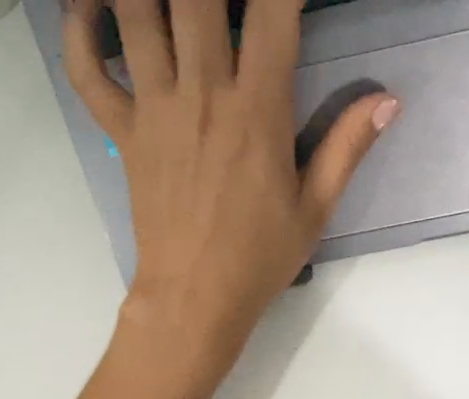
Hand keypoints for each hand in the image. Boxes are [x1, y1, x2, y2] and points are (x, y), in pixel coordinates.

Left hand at [64, 0, 399, 370]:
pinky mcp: (122, 130)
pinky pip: (87, 69)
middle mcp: (202, 94)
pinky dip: (79, 29)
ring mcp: (154, 108)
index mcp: (257, 111)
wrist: (193, 298)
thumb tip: (389, 101)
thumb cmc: (259, 258)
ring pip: (136, 13)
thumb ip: (347, 147)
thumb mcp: (315, 209)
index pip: (272, 12)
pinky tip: (91, 5)